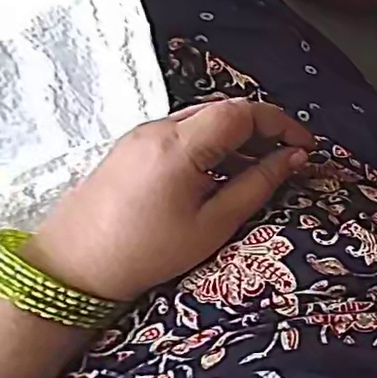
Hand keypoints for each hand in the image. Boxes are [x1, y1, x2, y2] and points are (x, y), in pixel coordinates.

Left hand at [24, 99, 314, 300]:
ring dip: (240, 135)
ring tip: (262, 166)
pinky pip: (185, 130)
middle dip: (265, 128)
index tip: (306, 146)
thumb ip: (259, 183)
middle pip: (226, 109)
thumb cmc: (147, 251)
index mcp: (180, 144)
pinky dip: (215, 142)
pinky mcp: (133, 146)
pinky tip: (224, 171)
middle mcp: (159, 128)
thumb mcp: (214, 223)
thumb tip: (294, 158)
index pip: (243, 112)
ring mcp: (142, 134)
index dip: (282, 124)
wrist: (71, 268)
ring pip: (205, 118)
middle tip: (289, 157)